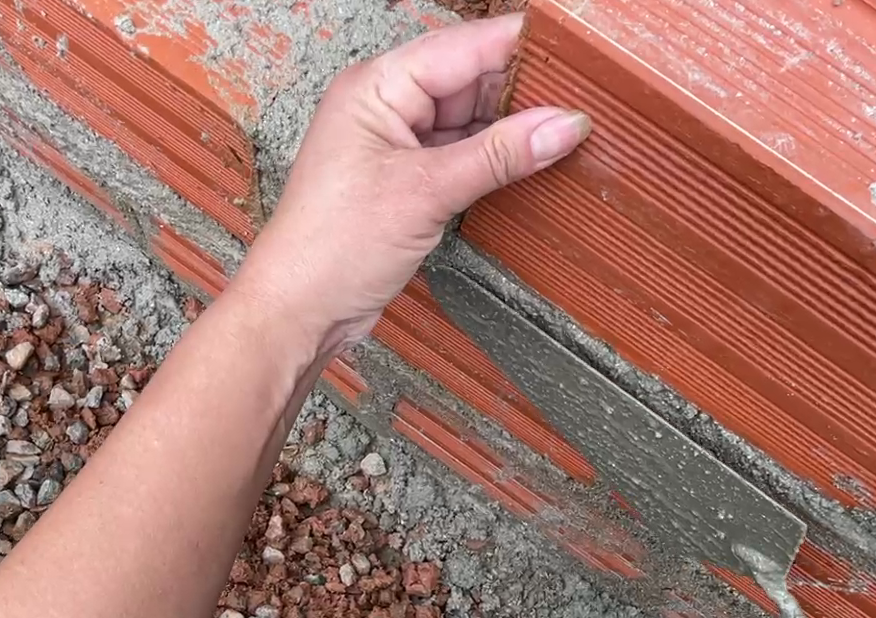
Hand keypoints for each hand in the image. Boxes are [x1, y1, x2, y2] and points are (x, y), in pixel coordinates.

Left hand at [227, 14, 590, 361]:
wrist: (299, 311)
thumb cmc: (333, 247)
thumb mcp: (424, 193)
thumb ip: (496, 157)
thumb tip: (562, 124)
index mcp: (376, 87)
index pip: (462, 48)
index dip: (518, 50)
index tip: (574, 58)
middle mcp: (384, 112)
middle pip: (466, 85)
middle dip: (517, 97)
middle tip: (576, 108)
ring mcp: (392, 154)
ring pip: (464, 129)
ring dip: (504, 138)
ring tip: (560, 139)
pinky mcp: (400, 192)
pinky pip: (454, 165)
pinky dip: (485, 169)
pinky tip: (521, 172)